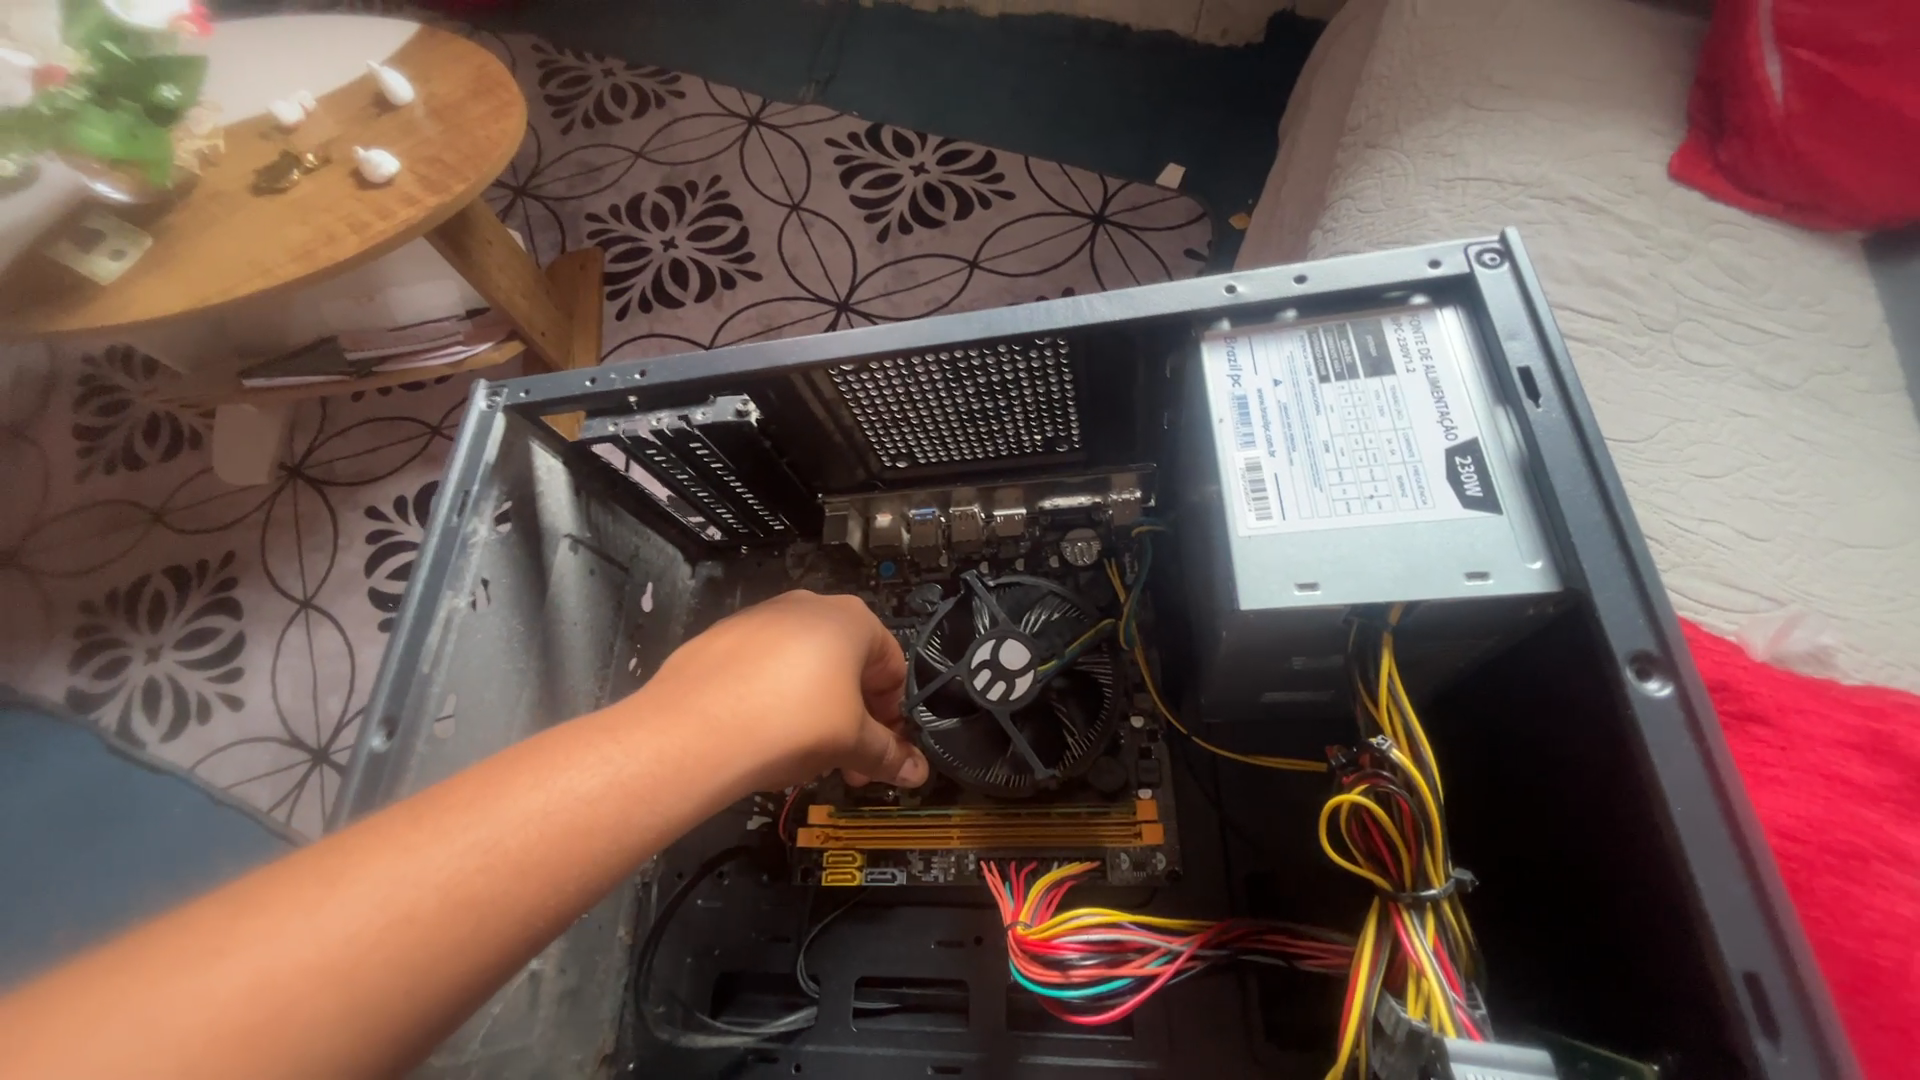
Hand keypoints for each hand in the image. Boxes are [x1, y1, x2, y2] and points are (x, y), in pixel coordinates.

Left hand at [625, 590, 929, 792]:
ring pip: (805, 667)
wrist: (693, 730)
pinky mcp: (721, 636)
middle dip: (853, 718)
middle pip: (848, 666)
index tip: (880, 755)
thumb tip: (919, 772)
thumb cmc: (795, 723)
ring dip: (815, 709)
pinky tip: (759, 734)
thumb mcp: (852, 744)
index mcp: (853, 619)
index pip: (892, 669)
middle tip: (845, 764)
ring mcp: (761, 617)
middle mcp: (809, 606)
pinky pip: (763, 669)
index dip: (892, 717)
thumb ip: (889, 755)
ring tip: (798, 754)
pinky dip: (772, 698)